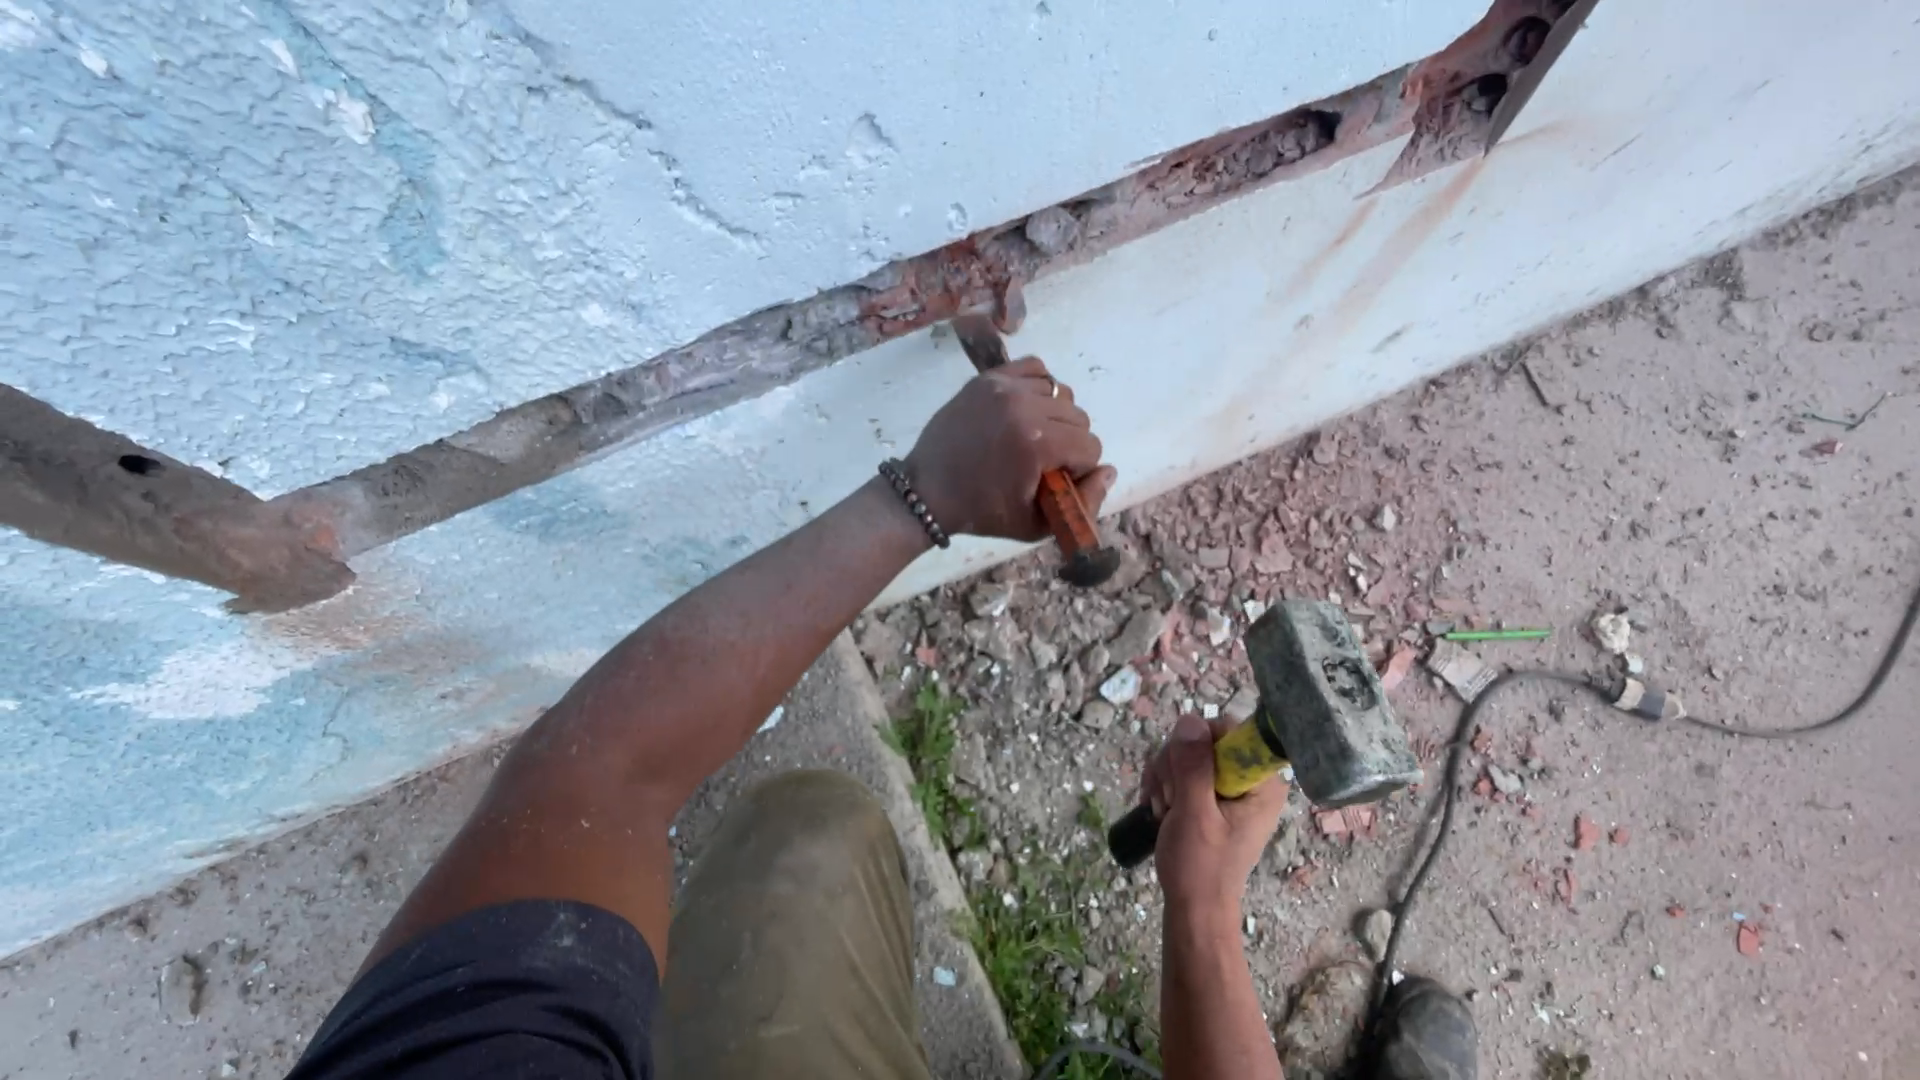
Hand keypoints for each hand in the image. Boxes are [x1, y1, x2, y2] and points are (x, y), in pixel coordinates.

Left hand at [904, 357, 1114, 541]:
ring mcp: (1004, 387)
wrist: (927, 490)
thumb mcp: (1035, 524)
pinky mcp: (988, 378)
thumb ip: (1082, 502)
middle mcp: (1024, 407)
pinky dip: (1039, 388)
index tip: (1054, 479)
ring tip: (1031, 436)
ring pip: (1060, 392)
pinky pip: (1036, 369)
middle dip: (1069, 442)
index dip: (1078, 468)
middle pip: (1079, 417)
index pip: (1090, 446)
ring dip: (1055, 415)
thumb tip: (1109, 470)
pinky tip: (1026, 410)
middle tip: (1042, 461)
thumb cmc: (982, 512)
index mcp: (1037, 443)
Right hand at [1142, 715, 1289, 915]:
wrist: (1193, 907)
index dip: (1197, 744)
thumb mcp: (1194, 815)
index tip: (1182, 775)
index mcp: (1261, 781)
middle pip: (1200, 739)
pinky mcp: (1211, 796)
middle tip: (1169, 800)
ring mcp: (1229, 787)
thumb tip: (1189, 721)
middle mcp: (1249, 778)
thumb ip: (1193, 767)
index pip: (1228, 730)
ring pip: (1185, 754)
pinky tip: (1158, 809)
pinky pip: (1181, 771)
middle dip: (1175, 766)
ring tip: (1162, 810)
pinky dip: (1163, 786)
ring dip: (1164, 778)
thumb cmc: (1199, 866)